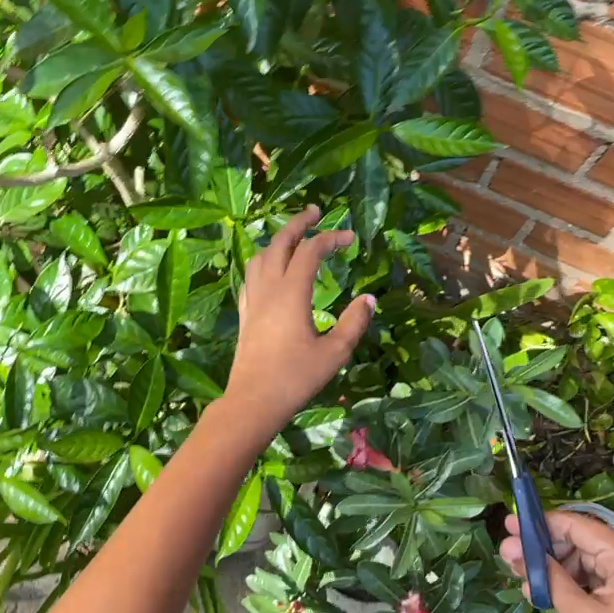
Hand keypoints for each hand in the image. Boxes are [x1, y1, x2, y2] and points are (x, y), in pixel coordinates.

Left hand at [220, 205, 373, 435]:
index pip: (310, 251)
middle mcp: (268, 289)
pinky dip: (264, 261)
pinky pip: (251, 275)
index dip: (331, 238)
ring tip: (294, 238)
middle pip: (280, 243)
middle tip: (315, 211)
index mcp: (291, 293)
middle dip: (298, 223)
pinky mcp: (244, 314)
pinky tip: (271, 270)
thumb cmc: (296, 378)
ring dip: (277, 240)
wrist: (253, 401)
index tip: (350, 238)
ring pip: (260, 256)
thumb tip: (369, 299)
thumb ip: (354, 322)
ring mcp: (252, 300)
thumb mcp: (335, 352)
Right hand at [500, 510, 613, 612]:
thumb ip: (550, 578)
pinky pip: (589, 577)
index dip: (541, 523)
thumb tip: (523, 553)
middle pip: (578, 541)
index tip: (509, 524)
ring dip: (550, 567)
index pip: (577, 526)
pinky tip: (540, 590)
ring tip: (519, 576)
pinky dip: (565, 582)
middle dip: (542, 548)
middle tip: (506, 555)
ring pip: (581, 560)